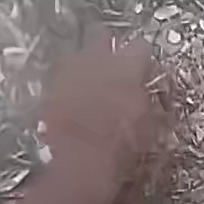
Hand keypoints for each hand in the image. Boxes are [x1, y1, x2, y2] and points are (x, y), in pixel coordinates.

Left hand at [41, 29, 156, 188]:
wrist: (82, 161)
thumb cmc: (123, 146)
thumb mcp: (150, 129)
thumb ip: (151, 106)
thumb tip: (154, 103)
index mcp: (129, 65)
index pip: (141, 48)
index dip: (142, 62)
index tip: (144, 74)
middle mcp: (97, 59)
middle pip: (104, 42)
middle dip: (109, 55)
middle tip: (115, 75)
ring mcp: (69, 72)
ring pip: (78, 59)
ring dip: (85, 70)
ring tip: (90, 90)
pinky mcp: (49, 90)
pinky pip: (60, 82)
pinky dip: (67, 90)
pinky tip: (71, 107)